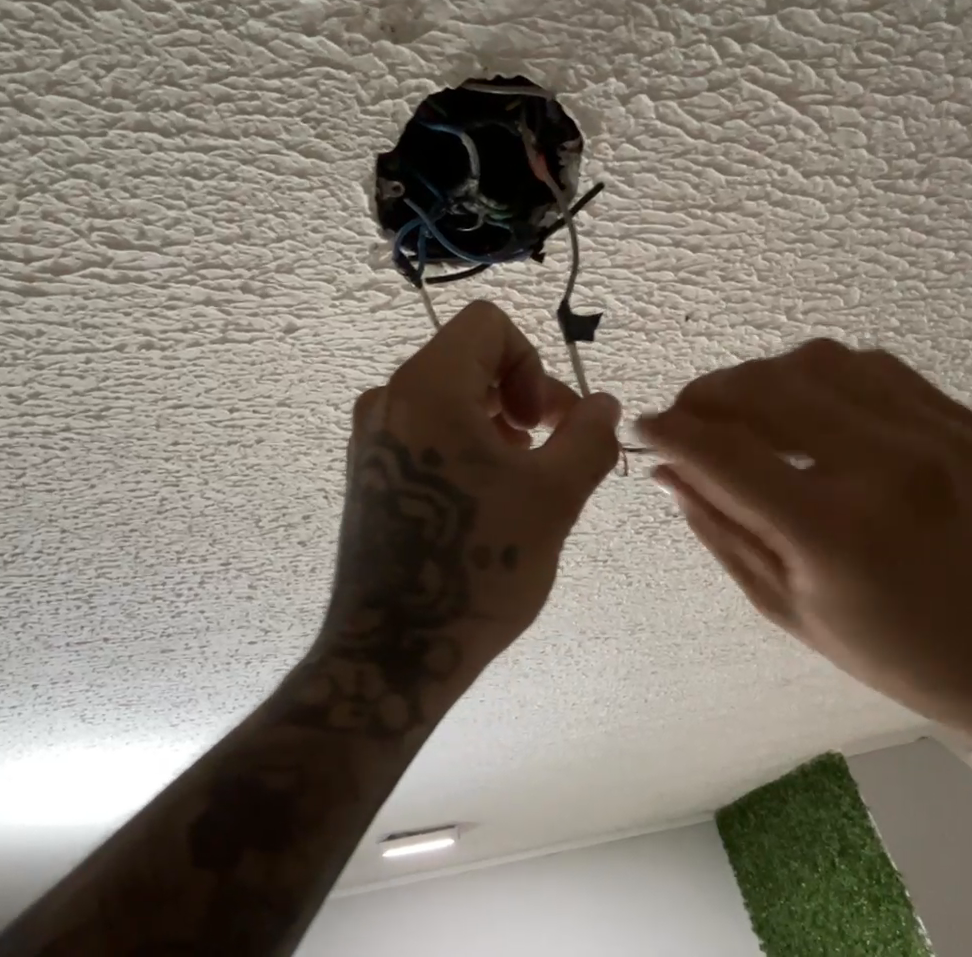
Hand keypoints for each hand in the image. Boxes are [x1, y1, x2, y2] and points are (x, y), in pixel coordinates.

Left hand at [305, 301, 621, 736]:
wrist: (394, 646)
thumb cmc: (478, 566)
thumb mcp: (554, 497)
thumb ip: (587, 436)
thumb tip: (604, 404)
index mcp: (427, 387)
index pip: (487, 324)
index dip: (532, 362)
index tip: (545, 423)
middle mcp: (388, 400)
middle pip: (468, 358)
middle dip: (520, 394)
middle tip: (550, 451)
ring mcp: (371, 439)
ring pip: (448, 398)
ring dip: (495, 424)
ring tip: (522, 481)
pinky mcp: (368, 474)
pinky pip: (425, 432)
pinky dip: (464, 446)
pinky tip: (486, 501)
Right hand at [638, 339, 971, 728]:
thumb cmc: (899, 655)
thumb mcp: (788, 607)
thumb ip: (721, 530)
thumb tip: (668, 470)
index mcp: (834, 532)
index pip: (723, 452)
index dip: (669, 432)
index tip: (643, 429)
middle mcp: (886, 466)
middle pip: (765, 388)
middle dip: (707, 395)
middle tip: (688, 418)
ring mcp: (936, 435)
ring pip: (817, 362)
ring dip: (761, 378)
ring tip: (746, 411)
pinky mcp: (967, 423)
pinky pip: (874, 367)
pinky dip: (822, 378)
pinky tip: (811, 409)